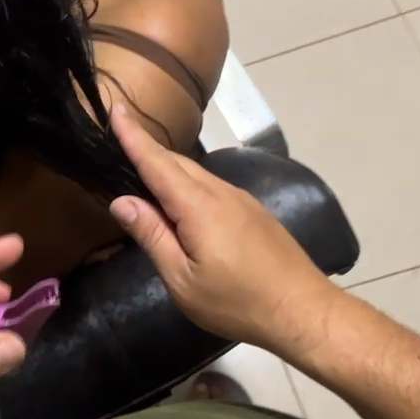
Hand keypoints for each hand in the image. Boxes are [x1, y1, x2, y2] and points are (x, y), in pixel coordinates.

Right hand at [106, 105, 341, 353]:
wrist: (303, 311)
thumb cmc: (238, 302)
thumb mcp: (183, 279)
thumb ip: (152, 236)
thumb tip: (121, 201)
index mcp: (198, 206)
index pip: (156, 162)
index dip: (133, 135)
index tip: (116, 107)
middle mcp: (220, 192)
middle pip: (175, 162)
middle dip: (146, 148)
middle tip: (117, 139)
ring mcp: (240, 199)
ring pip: (194, 174)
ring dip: (166, 168)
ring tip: (141, 173)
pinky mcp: (252, 211)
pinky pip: (210, 187)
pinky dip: (186, 184)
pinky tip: (179, 201)